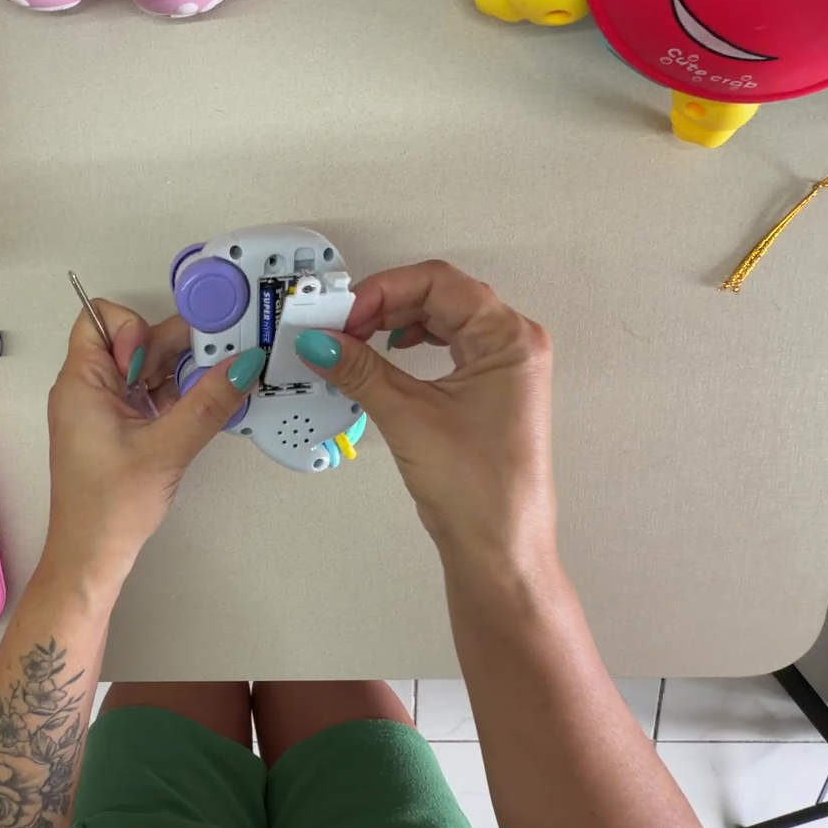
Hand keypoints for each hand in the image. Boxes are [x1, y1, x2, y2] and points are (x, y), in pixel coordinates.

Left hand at [42, 300, 261, 585]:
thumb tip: (246, 364)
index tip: (161, 360)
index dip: (135, 327)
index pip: (100, 319)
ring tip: (218, 384)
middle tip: (219, 358)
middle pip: (134, 342)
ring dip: (182, 372)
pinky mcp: (121, 428)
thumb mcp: (167, 449)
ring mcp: (106, 408)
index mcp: (82, 382)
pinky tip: (207, 405)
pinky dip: (178, 395)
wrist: (91, 557)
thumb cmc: (111, 505)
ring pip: (146, 369)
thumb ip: (208, 402)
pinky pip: (151, 395)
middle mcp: (90, 388)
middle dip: (175, 347)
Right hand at [292, 261, 557, 579]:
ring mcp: (499, 366)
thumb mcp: (408, 416)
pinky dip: (406, 342)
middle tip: (338, 327)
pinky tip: (383, 354)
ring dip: (393, 321)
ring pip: (440, 317)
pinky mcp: (484, 388)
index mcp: (508, 338)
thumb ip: (359, 370)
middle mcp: (510, 343)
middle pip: (439, 294)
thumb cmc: (475, 487)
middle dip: (383, 304)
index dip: (383, 290)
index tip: (341, 314)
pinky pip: (443, 344)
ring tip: (354, 339)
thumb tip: (317, 341)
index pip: (438, 282)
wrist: (496, 545)